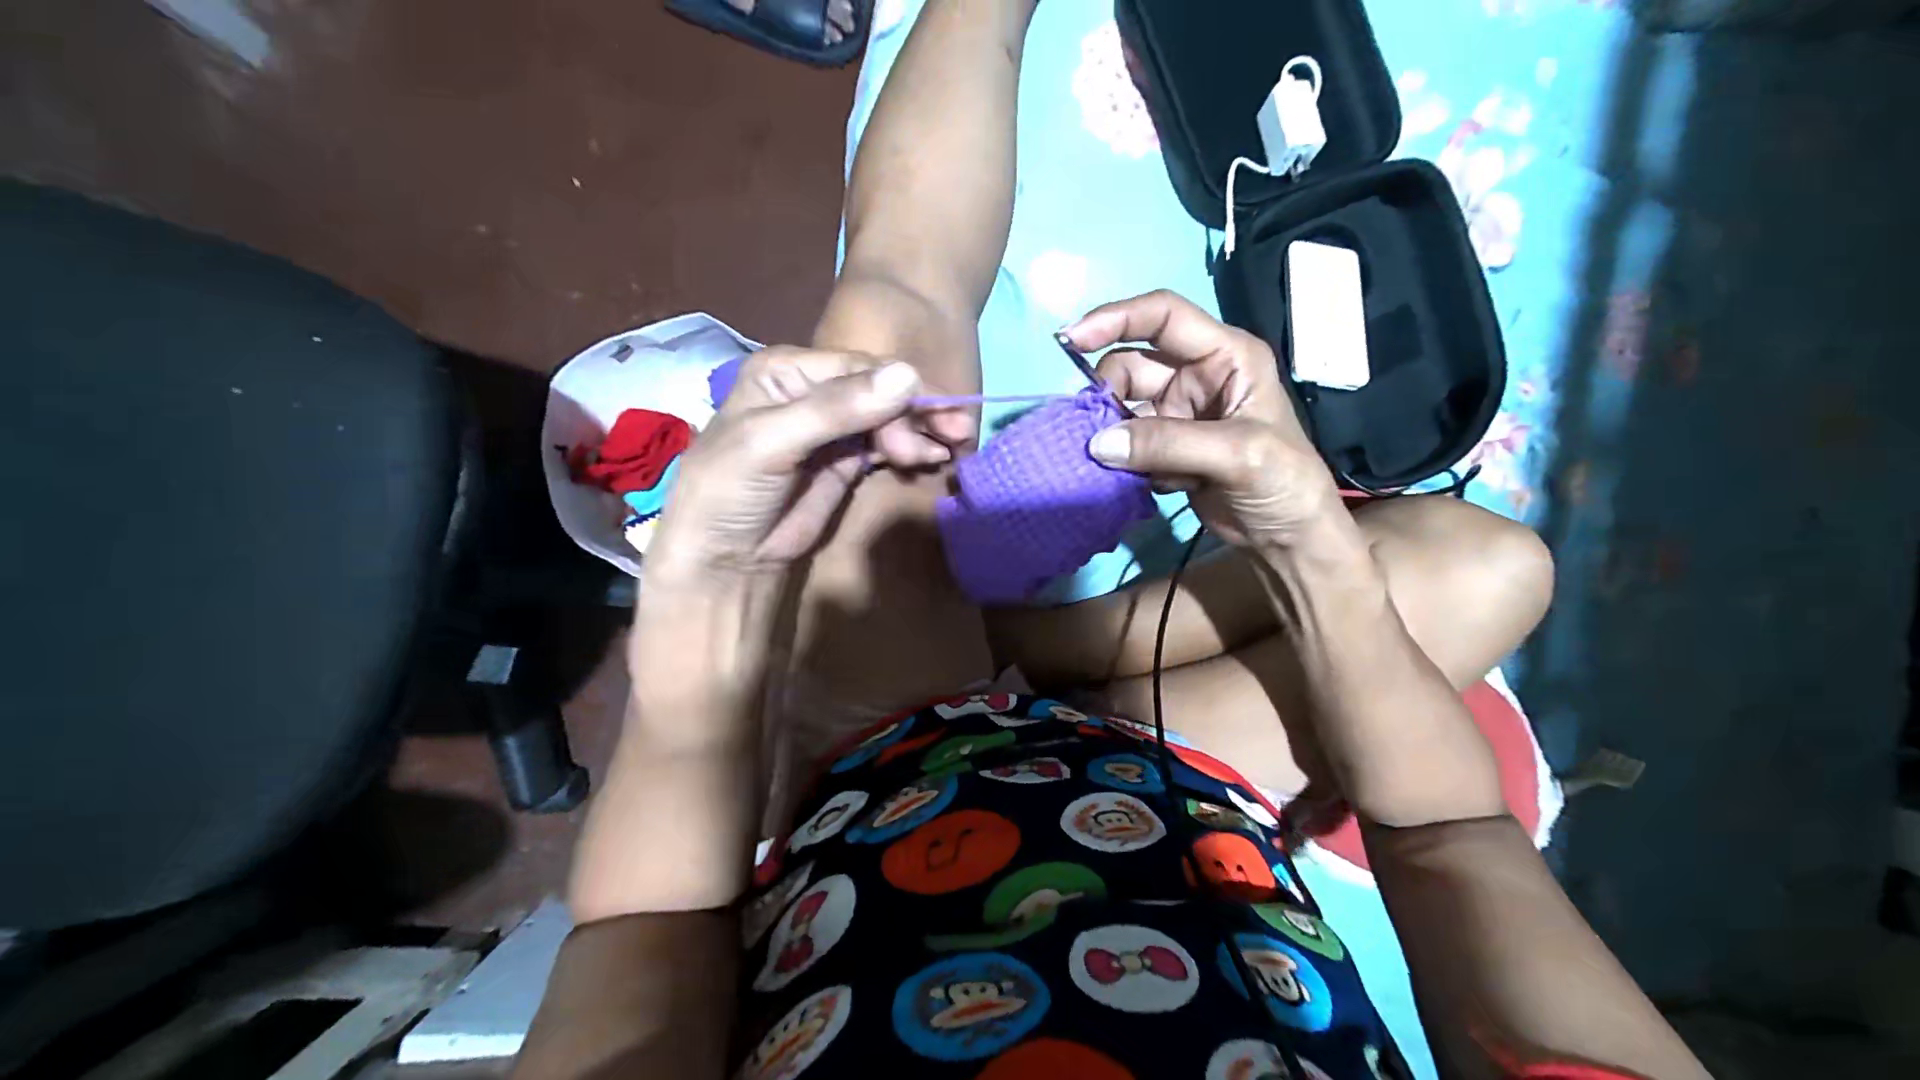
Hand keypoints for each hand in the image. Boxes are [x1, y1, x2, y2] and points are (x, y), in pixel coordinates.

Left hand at [641, 346, 919, 587]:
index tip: (937, 417)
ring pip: (886, 414)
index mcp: (786, 371)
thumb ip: (837, 408)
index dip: (901, 389)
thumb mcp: (773, 442)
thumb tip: (908, 375)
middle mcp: (810, 390)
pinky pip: (884, 442)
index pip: (857, 367)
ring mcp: (830, 426)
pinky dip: (908, 447)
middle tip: (955, 434)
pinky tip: (928, 457)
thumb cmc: (731, 490)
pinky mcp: (844, 459)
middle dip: (917, 410)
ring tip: (944, 451)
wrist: (724, 557)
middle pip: (878, 388)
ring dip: (918, 430)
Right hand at [1060, 290, 1346, 551]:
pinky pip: (1124, 440)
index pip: (1163, 316)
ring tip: (1106, 459)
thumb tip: (1098, 442)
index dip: (1116, 318)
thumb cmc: (1283, 481)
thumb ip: (1167, 443)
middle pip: (1131, 364)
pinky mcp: (1163, 445)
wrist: (1285, 537)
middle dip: (1106, 391)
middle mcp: (1196, 374)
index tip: (1071, 339)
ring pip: (1121, 404)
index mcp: (1225, 355)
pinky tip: (1128, 478)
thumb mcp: (1236, 454)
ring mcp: (1177, 411)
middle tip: (1095, 430)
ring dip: (1108, 428)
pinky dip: (1116, 455)